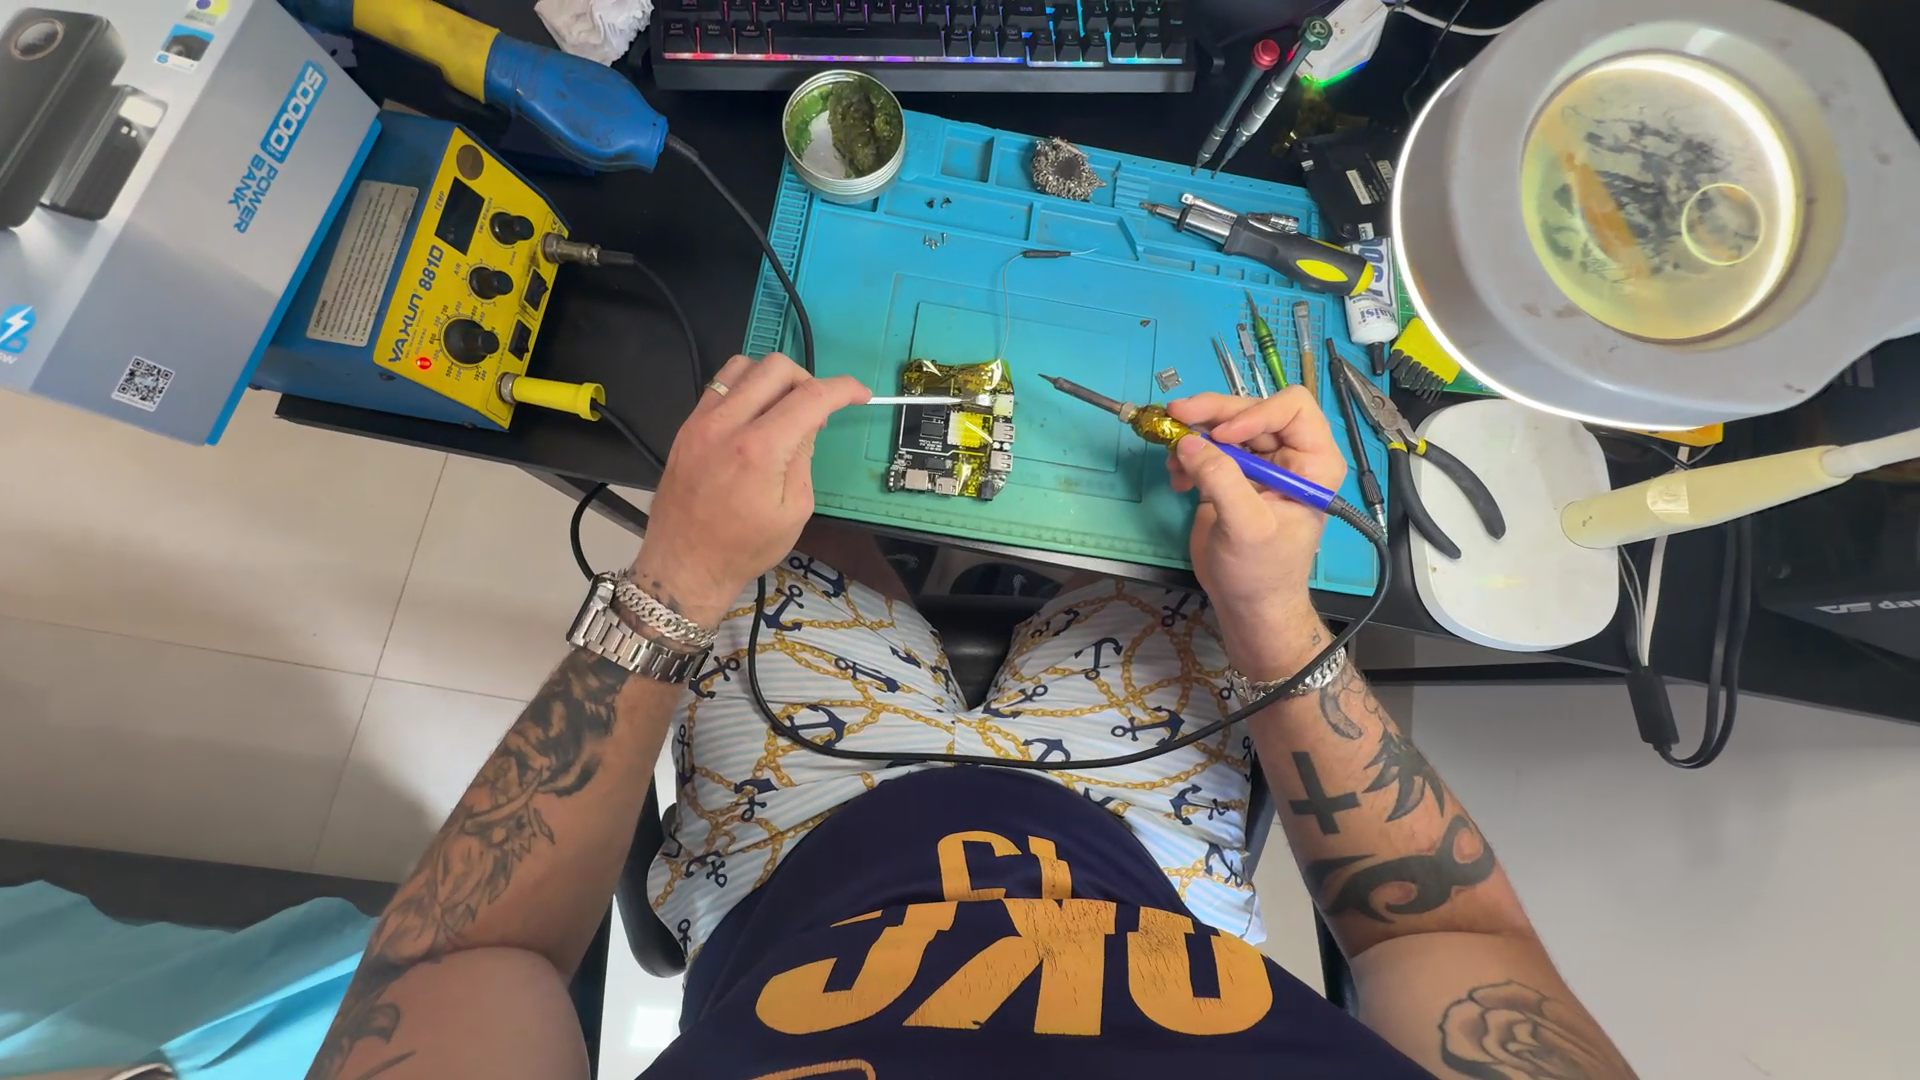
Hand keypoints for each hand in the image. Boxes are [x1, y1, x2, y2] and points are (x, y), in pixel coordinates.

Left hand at [631, 354, 870, 626]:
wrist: (685, 563)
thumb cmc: (746, 547)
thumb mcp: (795, 510)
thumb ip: (804, 457)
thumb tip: (809, 424)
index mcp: (760, 449)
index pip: (811, 397)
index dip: (843, 389)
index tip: (860, 394)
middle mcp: (727, 423)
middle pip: (777, 367)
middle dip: (809, 380)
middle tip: (818, 412)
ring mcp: (701, 421)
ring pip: (745, 365)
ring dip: (774, 379)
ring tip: (785, 409)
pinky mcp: (687, 426)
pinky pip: (720, 385)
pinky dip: (747, 387)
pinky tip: (756, 416)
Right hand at [1166, 387, 1345, 677]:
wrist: (1247, 603)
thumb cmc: (1261, 570)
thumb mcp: (1247, 526)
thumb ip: (1221, 479)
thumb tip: (1187, 442)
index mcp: (1312, 461)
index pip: (1291, 408)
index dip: (1255, 412)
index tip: (1221, 435)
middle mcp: (1288, 455)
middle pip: (1250, 410)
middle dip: (1213, 413)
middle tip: (1175, 415)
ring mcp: (1256, 464)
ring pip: (1223, 426)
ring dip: (1194, 434)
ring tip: (1173, 457)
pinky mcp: (1229, 476)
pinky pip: (1206, 449)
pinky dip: (1187, 456)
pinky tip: (1177, 478)